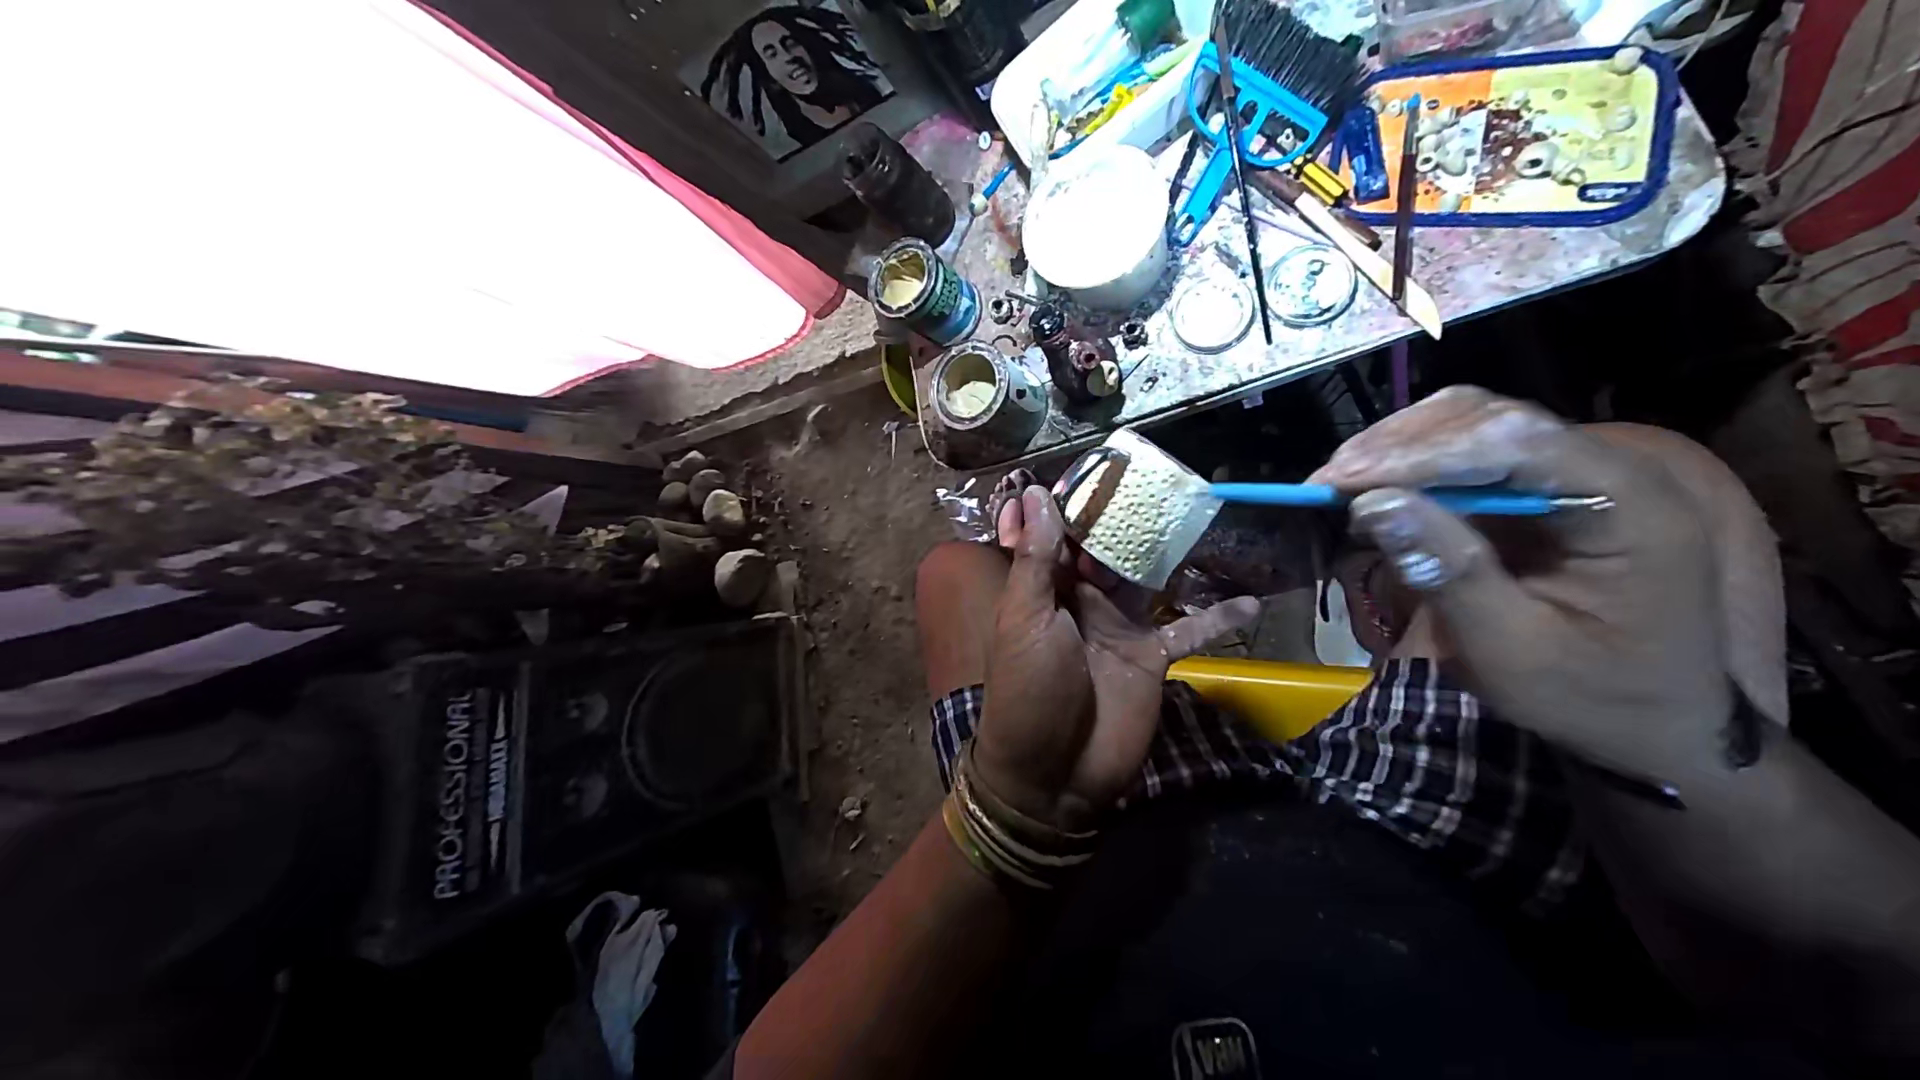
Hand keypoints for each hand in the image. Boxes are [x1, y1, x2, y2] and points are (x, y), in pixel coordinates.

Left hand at [971, 486, 1259, 831]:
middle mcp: (1084, 599)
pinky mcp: (1153, 658)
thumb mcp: (1024, 619)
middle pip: (1110, 548)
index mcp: (1047, 587)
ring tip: (1207, 514)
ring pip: (1150, 579)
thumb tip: (1035, 494)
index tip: (1107, 462)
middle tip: (1166, 477)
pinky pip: (1190, 632)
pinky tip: (1251, 602)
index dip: (1080, 498)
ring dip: (1174, 553)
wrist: (1053, 772)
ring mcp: (1122, 627)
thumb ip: (1036, 560)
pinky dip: (1217, 619)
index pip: (1063, 531)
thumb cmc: (1029, 690)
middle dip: (1131, 516)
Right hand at [1310, 386, 1731, 777]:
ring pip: (1468, 423)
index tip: (1340, 483)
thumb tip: (1371, 505)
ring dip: (1393, 449)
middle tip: (1325, 485)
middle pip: (1488, 417)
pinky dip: (1404, 465)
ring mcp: (1568, 472)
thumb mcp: (1514, 651)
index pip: (1518, 444)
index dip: (1420, 455)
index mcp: (1630, 507)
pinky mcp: (1532, 487)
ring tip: (1336, 486)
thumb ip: (1450, 574)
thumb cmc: (1590, 695)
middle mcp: (1605, 468)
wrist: (1651, 717)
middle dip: (1396, 445)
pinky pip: (1460, 452)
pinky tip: (1368, 490)